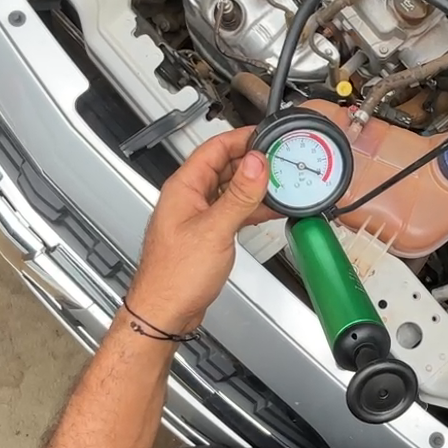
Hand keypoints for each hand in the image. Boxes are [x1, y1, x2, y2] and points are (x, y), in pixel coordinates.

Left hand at [127, 127, 276, 334]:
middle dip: (254, 162)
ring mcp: (199, 215)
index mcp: (185, 187)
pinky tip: (270, 210)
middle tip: (281, 161)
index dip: (242, 138)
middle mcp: (190, 197)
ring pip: (231, 189)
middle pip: (225, 166)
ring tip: (281, 184)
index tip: (267, 136)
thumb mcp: (214, 230)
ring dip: (255, 186)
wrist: (165, 311)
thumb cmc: (174, 276)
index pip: (215, 148)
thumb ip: (239, 195)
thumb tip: (256, 163)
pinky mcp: (208, 233)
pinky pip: (233, 210)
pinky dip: (252, 208)